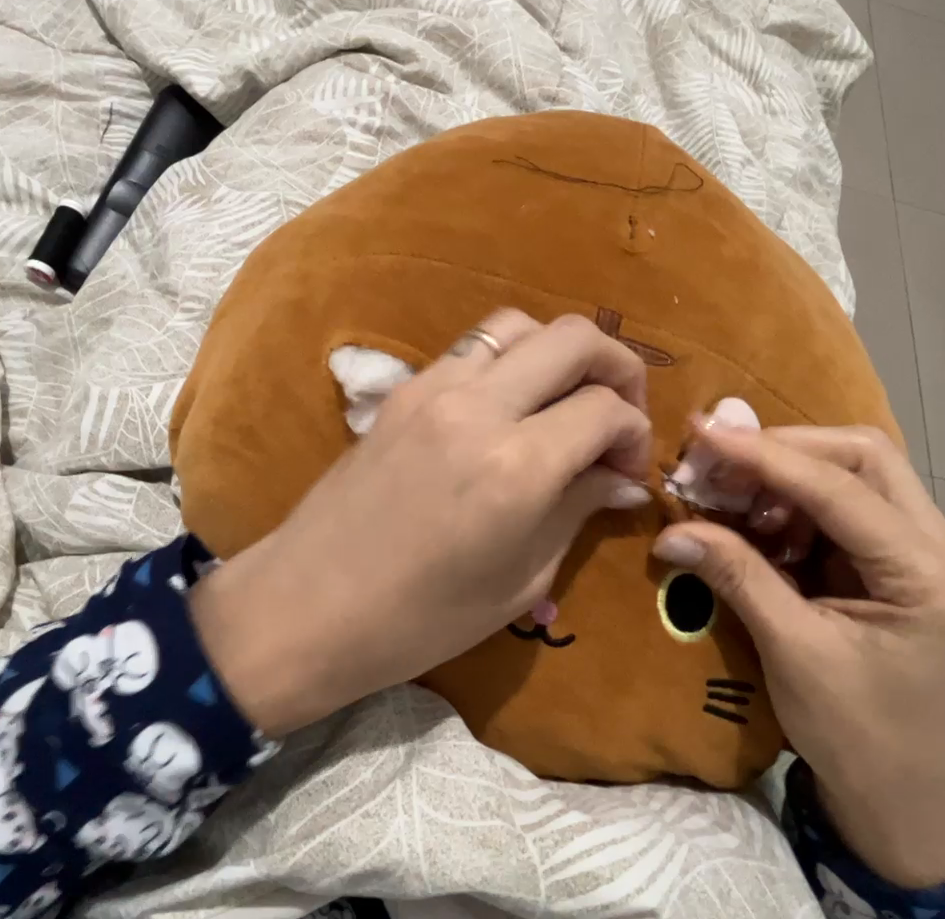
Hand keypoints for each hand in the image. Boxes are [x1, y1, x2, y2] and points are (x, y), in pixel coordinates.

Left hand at [190, 309, 653, 738]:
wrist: (308, 605)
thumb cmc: (420, 619)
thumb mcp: (519, 580)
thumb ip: (576, 511)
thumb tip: (623, 479)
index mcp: (517, 465)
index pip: (605, 409)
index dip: (635, 435)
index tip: (629, 471)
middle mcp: (478, 407)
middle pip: (574, 338)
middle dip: (617, 367)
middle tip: (620, 416)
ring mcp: (433, 388)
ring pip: (518, 325)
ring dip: (559, 354)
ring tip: (566, 402)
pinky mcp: (402, 390)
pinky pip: (472, 347)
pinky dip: (508, 361)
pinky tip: (510, 408)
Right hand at [651, 424, 944, 887]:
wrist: (892, 794)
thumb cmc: (855, 733)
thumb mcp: (793, 652)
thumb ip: (738, 577)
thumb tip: (670, 530)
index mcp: (928, 574)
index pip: (843, 488)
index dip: (767, 456)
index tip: (704, 434)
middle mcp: (935, 547)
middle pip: (861, 458)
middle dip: (781, 451)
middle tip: (712, 465)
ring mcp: (914, 551)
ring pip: (847, 474)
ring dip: (779, 475)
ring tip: (721, 497)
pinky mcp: (885, 561)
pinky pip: (834, 506)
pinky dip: (784, 504)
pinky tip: (748, 524)